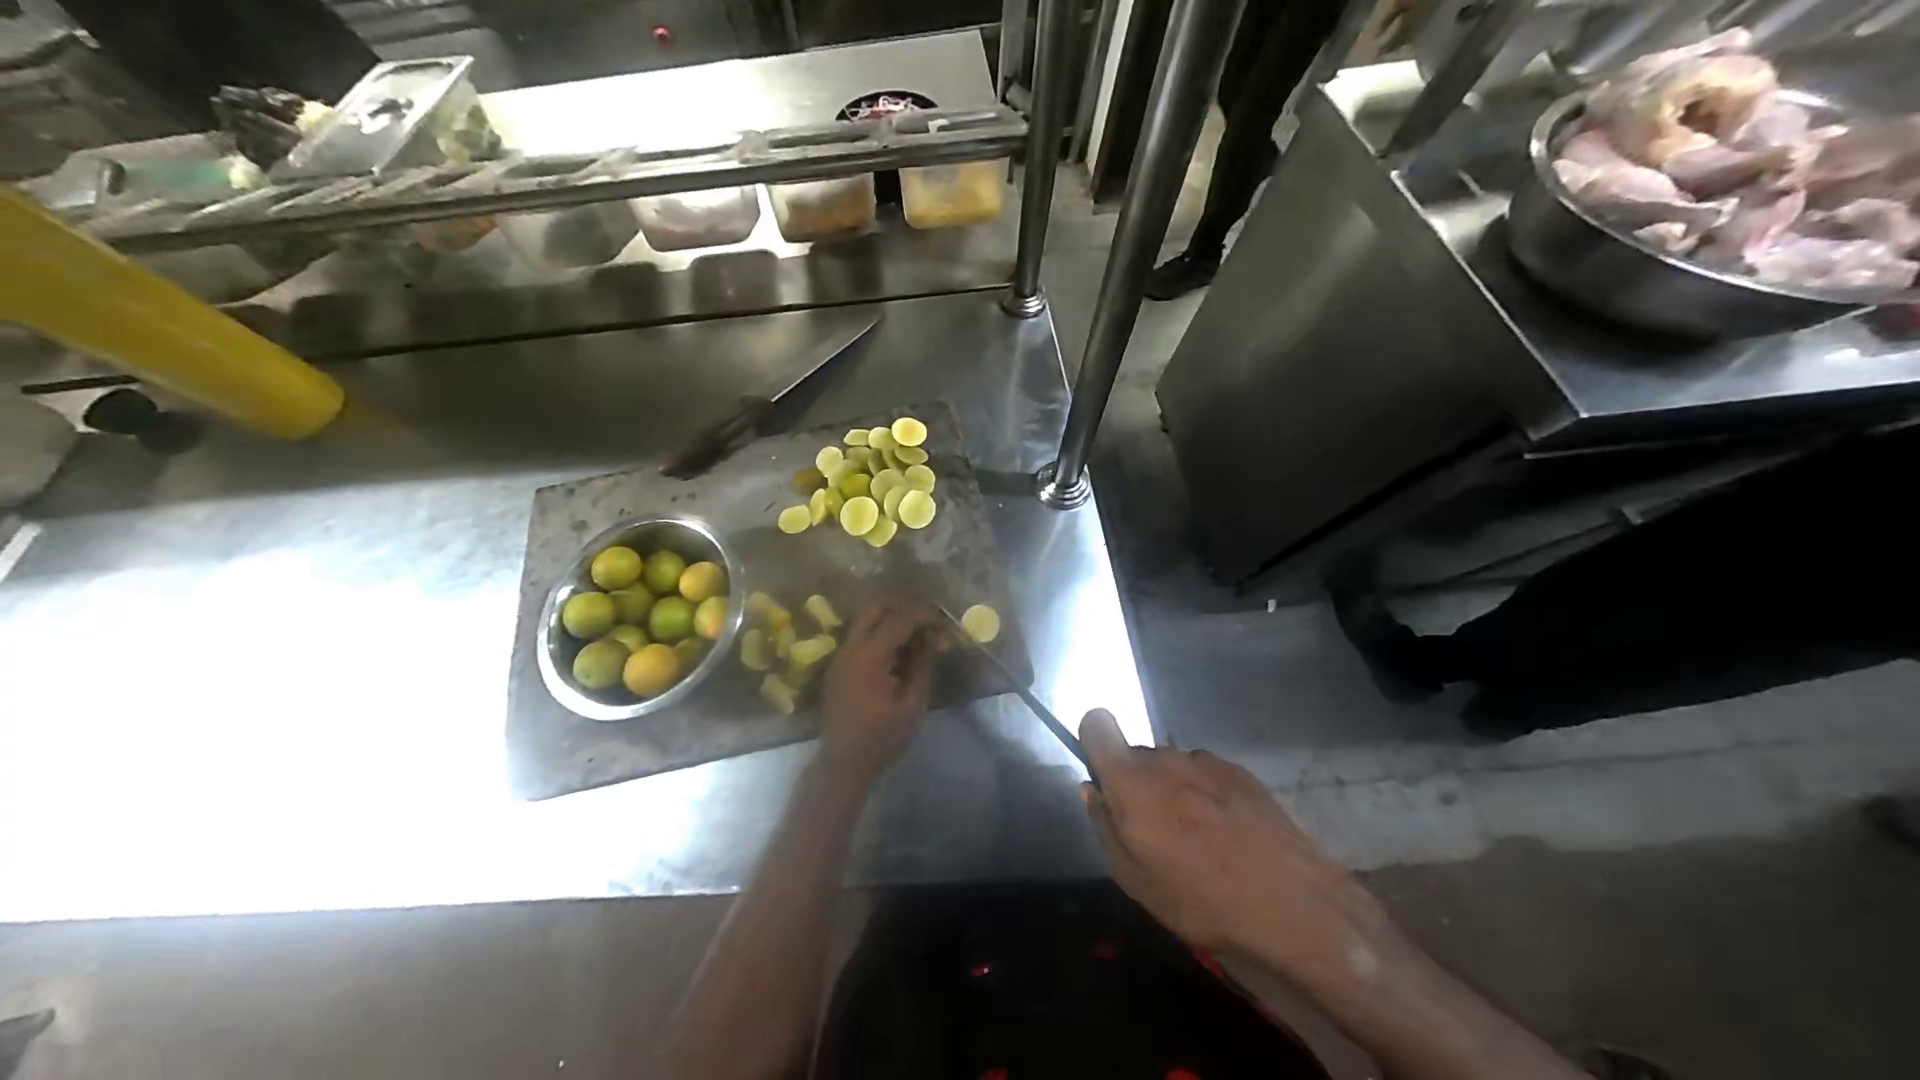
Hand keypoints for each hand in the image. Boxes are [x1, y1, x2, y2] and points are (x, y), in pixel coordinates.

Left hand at [819, 602, 937, 785]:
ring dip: (890, 618)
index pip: (899, 619)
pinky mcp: (838, 665)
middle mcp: (850, 648)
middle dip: (904, 607)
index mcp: (869, 657)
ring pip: (864, 619)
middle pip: (875, 607)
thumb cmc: (882, 739)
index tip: (944, 625)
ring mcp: (840, 656)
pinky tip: (898, 652)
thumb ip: (923, 666)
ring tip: (915, 636)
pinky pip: (859, 635)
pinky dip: (880, 632)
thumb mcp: (913, 705)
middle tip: (927, 623)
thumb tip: (932, 639)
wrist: (843, 763)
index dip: (925, 616)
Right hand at [1079, 710, 1392, 976]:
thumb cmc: (1201, 900)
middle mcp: (1165, 760)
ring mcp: (1206, 762)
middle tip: (1155, 832)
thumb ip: (1105, 826)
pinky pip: (1206, 774)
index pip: (1096, 725)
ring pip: (1172, 767)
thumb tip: (1092, 790)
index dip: (1094, 742)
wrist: (1294, 905)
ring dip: (1173, 791)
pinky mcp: (1240, 771)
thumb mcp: (1134, 880)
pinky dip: (1207, 795)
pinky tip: (1228, 834)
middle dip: (1137, 784)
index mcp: (1131, 782)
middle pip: (1136, 756)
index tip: (1105, 778)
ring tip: (1198, 839)